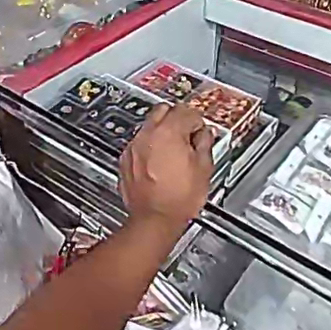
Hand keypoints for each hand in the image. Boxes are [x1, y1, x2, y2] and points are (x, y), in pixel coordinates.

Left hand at [118, 104, 214, 230]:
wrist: (154, 219)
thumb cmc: (178, 199)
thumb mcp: (204, 168)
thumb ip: (205, 144)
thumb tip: (205, 135)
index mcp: (168, 132)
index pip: (186, 111)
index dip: (198, 121)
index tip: (201, 130)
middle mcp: (147, 135)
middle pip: (163, 110)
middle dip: (177, 117)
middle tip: (188, 132)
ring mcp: (134, 147)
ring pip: (149, 126)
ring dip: (162, 131)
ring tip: (174, 150)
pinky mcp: (125, 159)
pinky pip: (139, 143)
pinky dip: (149, 147)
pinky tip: (159, 161)